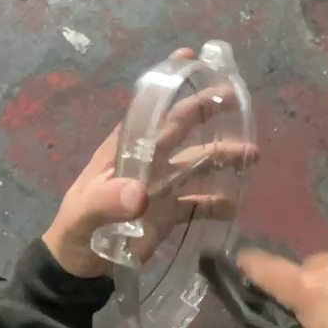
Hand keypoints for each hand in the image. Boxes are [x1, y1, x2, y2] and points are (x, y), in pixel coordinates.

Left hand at [42, 49, 255, 277]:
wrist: (77, 270)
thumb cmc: (75, 232)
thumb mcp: (84, 215)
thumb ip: (108, 202)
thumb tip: (141, 194)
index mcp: (123, 151)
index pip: (147, 110)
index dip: (167, 85)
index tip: (187, 57)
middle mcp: (146, 162)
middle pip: (180, 129)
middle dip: (207, 111)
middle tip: (236, 98)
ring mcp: (160, 187)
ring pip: (197, 164)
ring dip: (222, 158)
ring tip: (252, 155)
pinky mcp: (169, 214)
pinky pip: (199, 204)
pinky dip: (216, 204)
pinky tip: (233, 207)